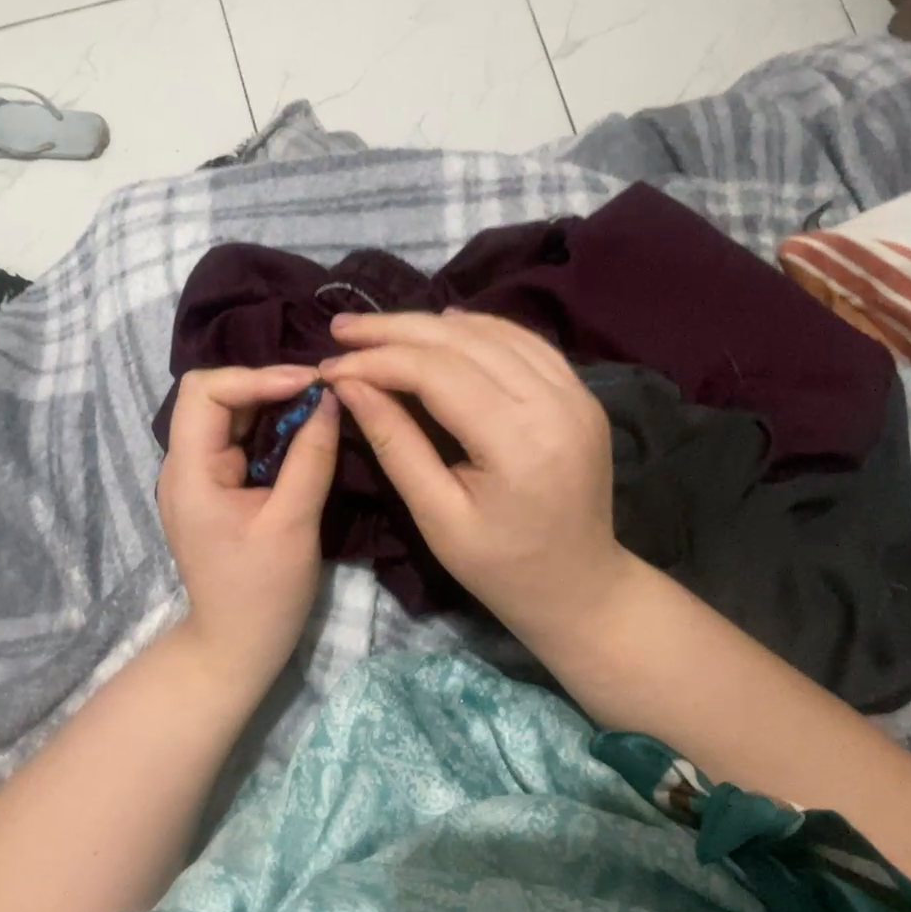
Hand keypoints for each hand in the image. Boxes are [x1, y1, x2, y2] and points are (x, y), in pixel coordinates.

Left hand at [158, 365, 340, 682]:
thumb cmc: (263, 593)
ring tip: (316, 404)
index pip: (206, 392)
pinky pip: (236, 440)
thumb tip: (330, 400)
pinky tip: (301, 431)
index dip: (257, 377)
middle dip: (265, 385)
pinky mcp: (212, 489)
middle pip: (212, 396)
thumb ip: (310, 457)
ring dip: (269, 404)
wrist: (236, 645)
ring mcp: (194, 477)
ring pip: (225, 415)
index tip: (310, 383)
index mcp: (189, 473)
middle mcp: (182, 466)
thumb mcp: (293, 523)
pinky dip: (268, 428)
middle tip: (318, 391)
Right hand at [318, 311, 629, 648]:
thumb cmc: (499, 567)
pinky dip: (476, 329)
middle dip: (395, 330)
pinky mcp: (581, 394)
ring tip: (378, 330)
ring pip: (494, 331)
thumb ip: (395, 443)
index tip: (329, 366)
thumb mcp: (436, 516)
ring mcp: (576, 393)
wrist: (579, 586)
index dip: (377, 361)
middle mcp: (556, 404)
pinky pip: (524, 342)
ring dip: (431, 325)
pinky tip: (440, 327)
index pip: (437, 374)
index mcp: (519, 443)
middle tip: (341, 330)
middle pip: (463, 341)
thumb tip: (349, 384)